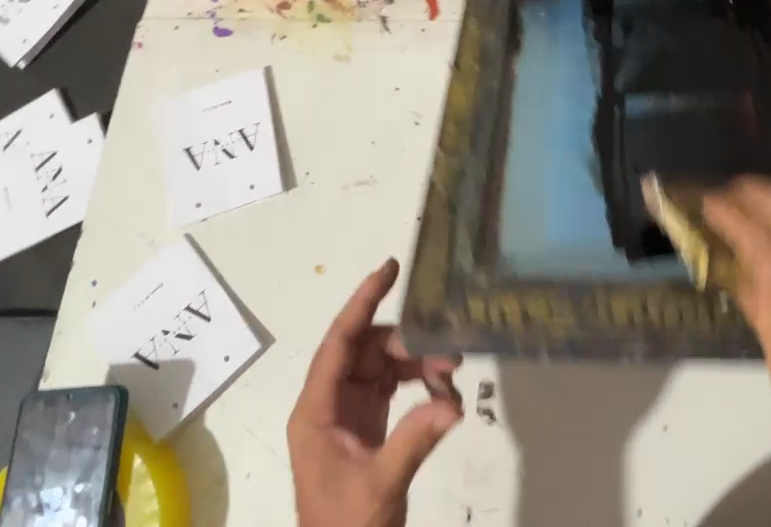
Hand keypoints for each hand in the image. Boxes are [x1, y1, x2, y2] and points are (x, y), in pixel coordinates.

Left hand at [288, 259, 463, 526]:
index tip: (389, 269)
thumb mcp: (379, 484)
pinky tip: (445, 397)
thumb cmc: (346, 526)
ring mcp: (348, 413)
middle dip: (409, 344)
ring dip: (419, 365)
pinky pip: (394, 387)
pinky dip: (420, 385)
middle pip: (368, 351)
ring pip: (384, 366)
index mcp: (317, 409)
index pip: (339, 342)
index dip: (363, 302)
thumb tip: (453, 403)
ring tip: (453, 375)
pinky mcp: (367, 425)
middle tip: (449, 352)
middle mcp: (329, 402)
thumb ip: (414, 439)